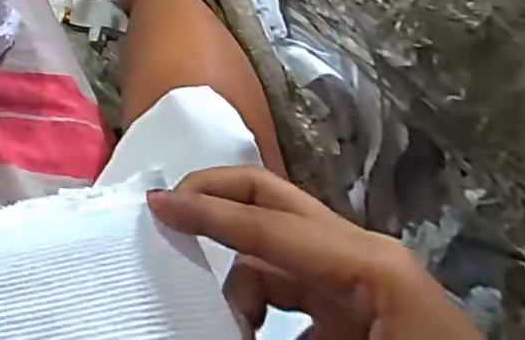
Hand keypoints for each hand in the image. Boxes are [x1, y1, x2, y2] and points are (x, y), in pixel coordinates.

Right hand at [148, 167, 479, 339]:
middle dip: (217, 198)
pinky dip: (262, 306)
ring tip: (217, 319)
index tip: (157, 205)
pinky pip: (294, 290)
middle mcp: (360, 253)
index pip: (268, 223)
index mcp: (367, 262)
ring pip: (277, 248)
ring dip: (238, 274)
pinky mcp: (358, 307)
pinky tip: (248, 331)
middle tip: (169, 211)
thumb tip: (225, 315)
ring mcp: (360, 277)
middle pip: (273, 199)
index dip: (207, 211)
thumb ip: (277, 333)